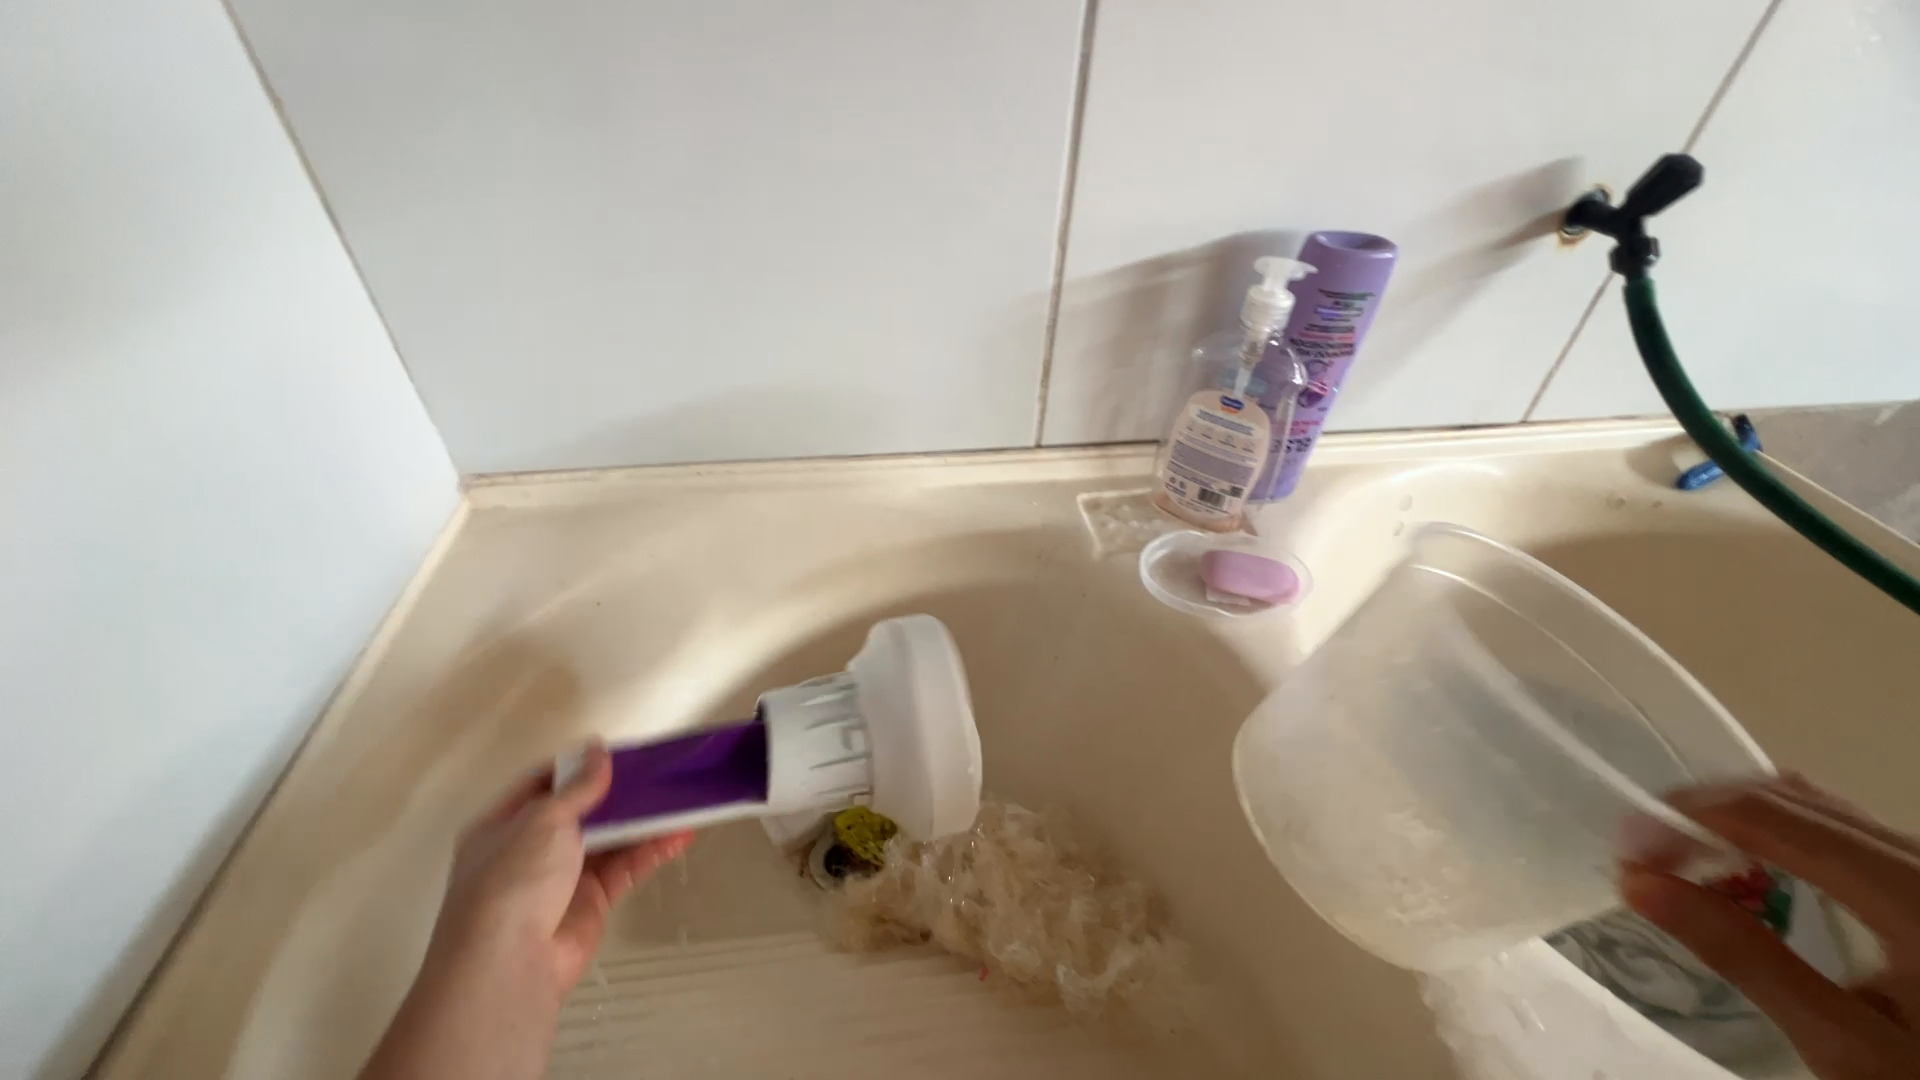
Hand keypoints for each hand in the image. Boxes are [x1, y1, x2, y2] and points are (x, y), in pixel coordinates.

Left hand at [360, 742, 692, 1079]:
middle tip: (658, 774)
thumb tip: (597, 748)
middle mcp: (530, 848)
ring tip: (680, 800)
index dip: (579, 766)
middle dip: (618, 793)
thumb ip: (578, 786)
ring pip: (608, 839)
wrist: (509, 966)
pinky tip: (680, 835)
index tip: (618, 754)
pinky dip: (651, 850)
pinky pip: (625, 868)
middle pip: (581, 811)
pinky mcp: (591, 902)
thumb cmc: (515, 880)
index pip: (544, 784)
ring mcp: (562, 877)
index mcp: (504, 824)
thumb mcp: (543, 820)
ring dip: (642, 821)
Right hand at [1622, 776, 1919, 1079]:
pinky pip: (1836, 823)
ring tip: (1680, 855)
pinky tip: (1742, 860)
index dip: (1680, 819)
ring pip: (1810, 804)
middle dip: (1697, 814)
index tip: (1624, 851)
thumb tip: (1637, 883)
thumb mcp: (1848, 1046)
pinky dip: (1772, 828)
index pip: (1766, 818)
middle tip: (1642, 855)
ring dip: (1730, 817)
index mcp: (1913, 895)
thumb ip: (1745, 959)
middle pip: (1785, 798)